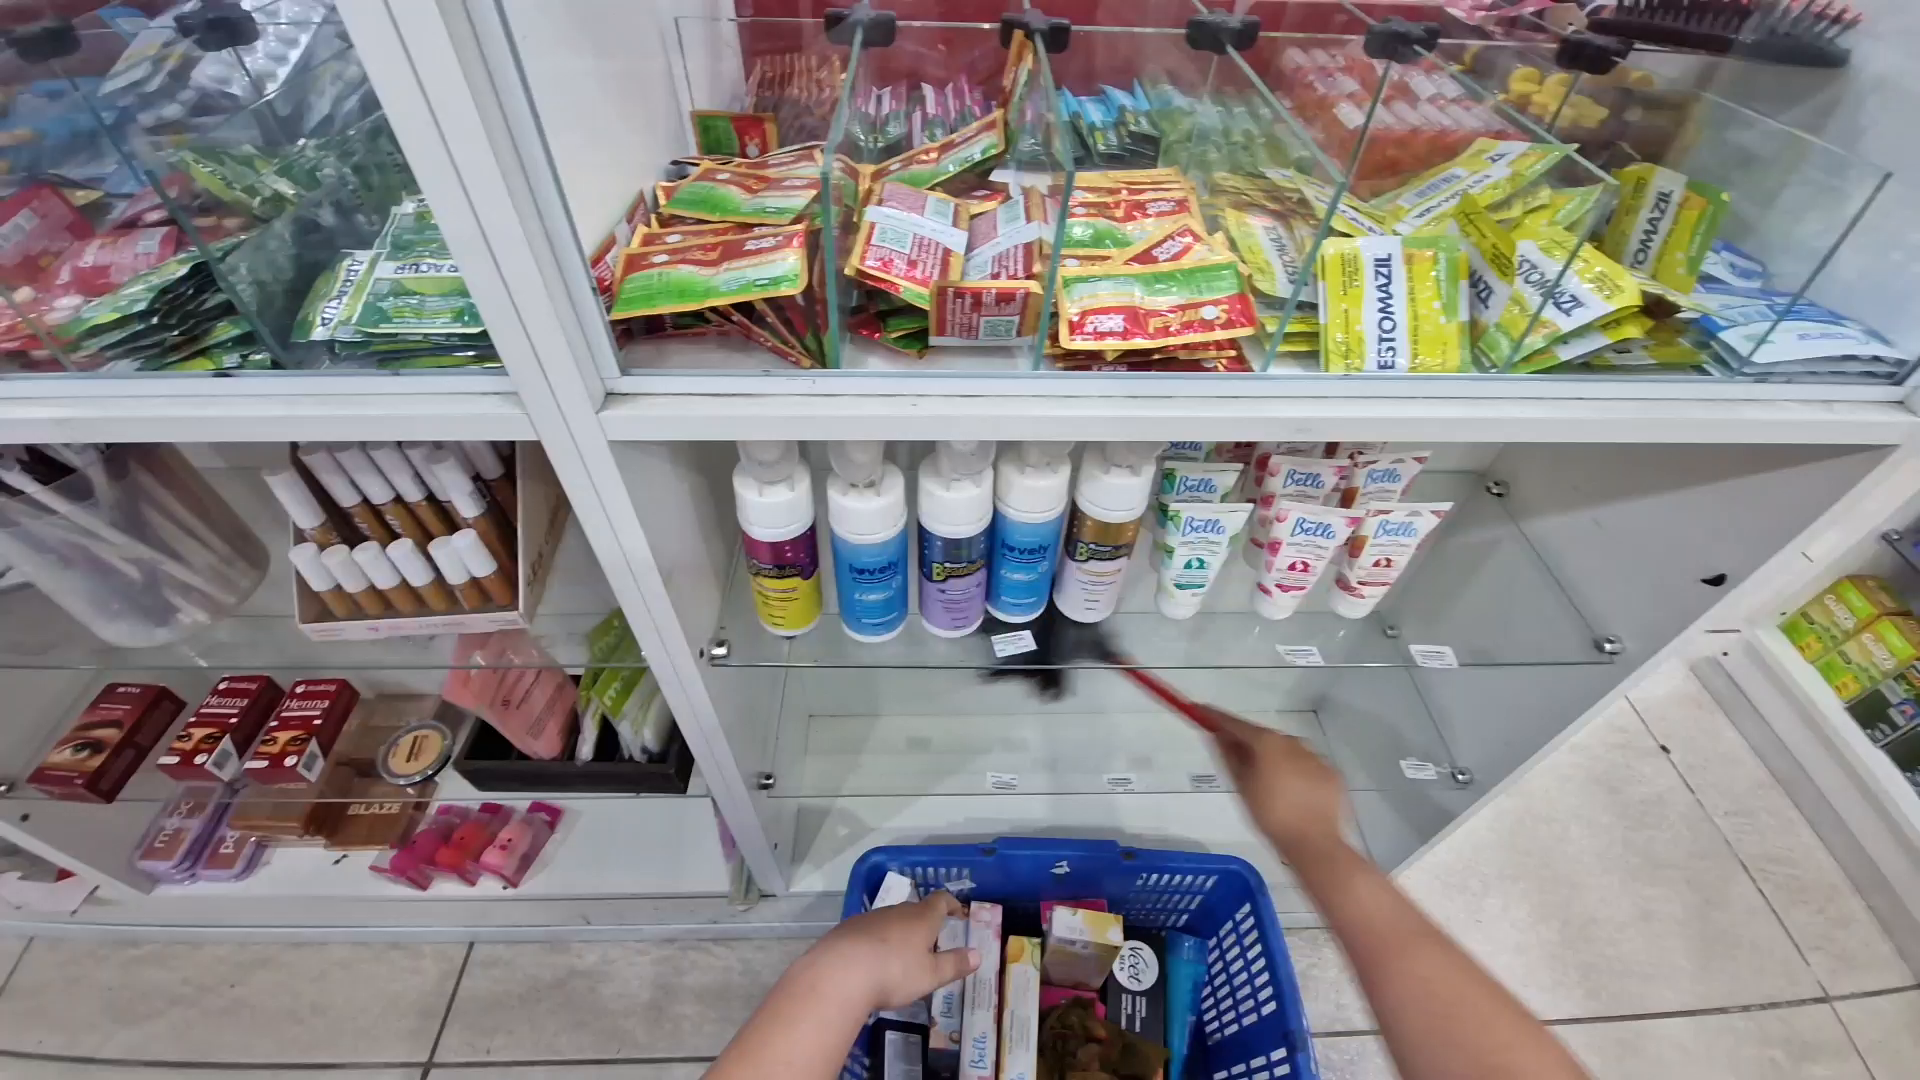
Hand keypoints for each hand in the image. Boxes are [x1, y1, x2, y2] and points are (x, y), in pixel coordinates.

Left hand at [809, 891, 979, 1011]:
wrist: (840, 971)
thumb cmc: (894, 972)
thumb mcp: (930, 975)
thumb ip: (954, 964)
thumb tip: (978, 954)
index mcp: (922, 917)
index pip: (941, 900)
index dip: (952, 904)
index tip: (959, 912)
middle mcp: (898, 910)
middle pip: (916, 910)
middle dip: (926, 922)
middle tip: (932, 941)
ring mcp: (872, 917)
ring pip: (892, 920)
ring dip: (900, 932)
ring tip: (903, 954)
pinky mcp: (850, 928)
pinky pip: (871, 931)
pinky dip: (878, 941)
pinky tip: (874, 961)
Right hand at [1203, 706, 1350, 864]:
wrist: (1314, 843)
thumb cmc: (1270, 813)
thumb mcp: (1242, 784)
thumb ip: (1229, 755)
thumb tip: (1219, 735)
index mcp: (1267, 741)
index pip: (1236, 724)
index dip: (1215, 716)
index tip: (1199, 709)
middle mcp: (1293, 741)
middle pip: (1263, 736)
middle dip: (1248, 742)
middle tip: (1234, 754)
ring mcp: (1316, 756)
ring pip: (1287, 750)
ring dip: (1273, 757)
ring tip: (1266, 780)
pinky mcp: (1331, 773)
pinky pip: (1306, 765)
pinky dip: (1294, 771)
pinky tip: (1291, 790)